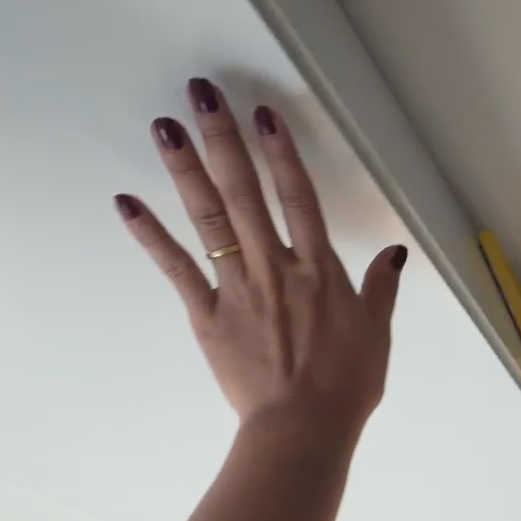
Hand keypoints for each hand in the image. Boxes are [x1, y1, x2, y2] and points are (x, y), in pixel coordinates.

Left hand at [114, 78, 406, 440]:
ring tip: (166, 127)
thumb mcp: (378, 333)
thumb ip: (381, 288)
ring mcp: (238, 288)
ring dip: (187, 171)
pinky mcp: (207, 314)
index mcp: (322, 271)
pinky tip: (127, 202)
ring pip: (209, 219)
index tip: (264, 117)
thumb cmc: (349, 381)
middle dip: (225, 141)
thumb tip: (393, 251)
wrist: (304, 426)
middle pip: (247, 194)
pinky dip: (151, 235)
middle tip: (203, 94)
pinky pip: (176, 268)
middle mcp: (278, 267)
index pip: (300, 199)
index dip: (282, 155)